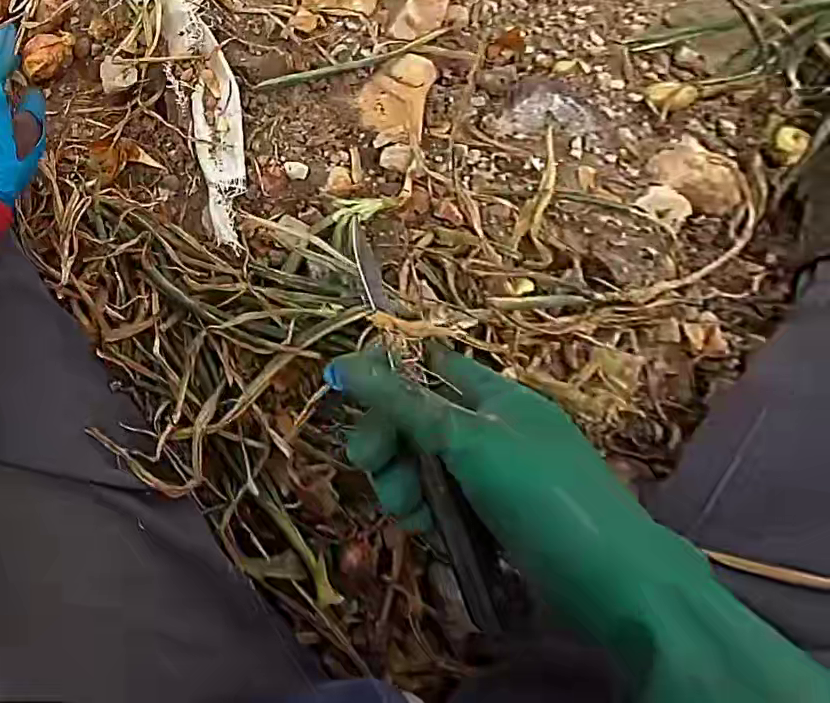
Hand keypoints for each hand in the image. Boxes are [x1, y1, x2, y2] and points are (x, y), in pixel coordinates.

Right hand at [326, 347, 829, 701]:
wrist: (625, 597)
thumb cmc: (543, 496)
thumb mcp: (462, 438)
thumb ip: (396, 399)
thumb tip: (334, 366)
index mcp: (495, 397)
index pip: (424, 362)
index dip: (383, 371)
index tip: (347, 392)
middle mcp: (488, 427)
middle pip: (408, 414)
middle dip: (382, 439)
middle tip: (367, 463)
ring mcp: (488, 472)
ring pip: (414, 459)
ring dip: (396, 480)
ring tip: (404, 508)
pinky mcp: (485, 512)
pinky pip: (432, 495)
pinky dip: (419, 507)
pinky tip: (421, 525)